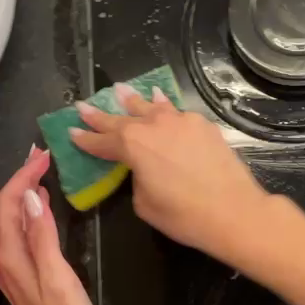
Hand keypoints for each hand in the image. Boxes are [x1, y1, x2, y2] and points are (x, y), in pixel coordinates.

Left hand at [0, 147, 100, 304]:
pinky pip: (22, 236)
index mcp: (11, 255)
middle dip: (22, 178)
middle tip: (44, 156)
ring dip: (25, 194)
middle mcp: (6, 260)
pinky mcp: (26, 278)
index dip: (23, 174)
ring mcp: (14, 270)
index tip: (44, 155)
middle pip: (7, 209)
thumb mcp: (58, 275)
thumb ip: (42, 234)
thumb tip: (30, 194)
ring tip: (44, 173)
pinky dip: (31, 214)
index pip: (9, 202)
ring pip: (13, 221)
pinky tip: (44, 209)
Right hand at [68, 86, 278, 264]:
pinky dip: (163, 105)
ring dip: (133, 100)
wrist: (233, 211)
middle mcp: (153, 125)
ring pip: (151, 106)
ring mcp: (180, 121)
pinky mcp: (203, 125)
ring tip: (119, 90)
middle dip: (101, 115)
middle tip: (83, 106)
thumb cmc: (183, 215)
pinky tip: (160, 100)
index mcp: (132, 145)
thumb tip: (143, 168)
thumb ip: (136, 179)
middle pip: (122, 118)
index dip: (86, 139)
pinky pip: (176, 110)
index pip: (102, 141)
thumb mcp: (145, 203)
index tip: (72, 132)